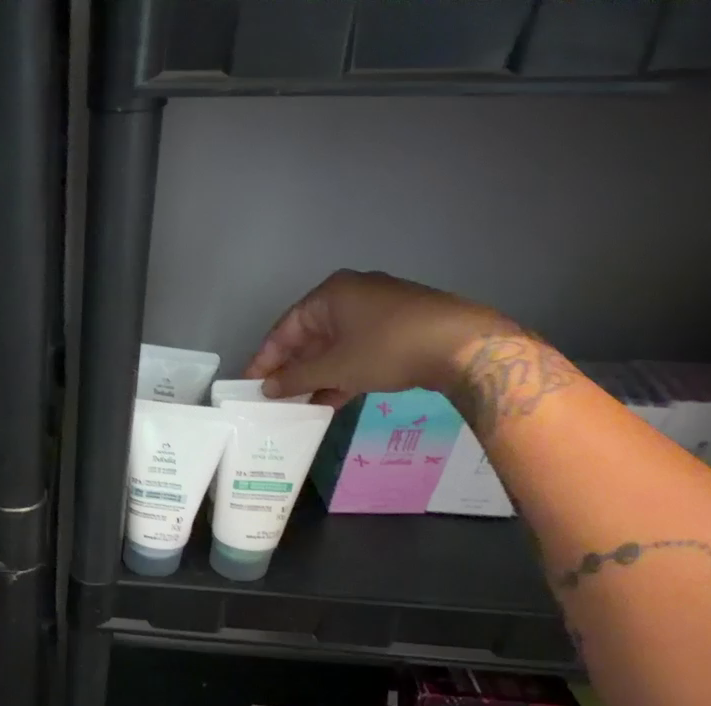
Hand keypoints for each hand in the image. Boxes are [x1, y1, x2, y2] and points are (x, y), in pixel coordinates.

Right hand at [244, 270, 514, 407]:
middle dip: (291, 369)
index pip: (285, 328)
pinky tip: (329, 401)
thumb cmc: (386, 348)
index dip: (265, 358)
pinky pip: (357, 352)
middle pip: (309, 336)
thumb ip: (296, 379)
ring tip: (297, 405)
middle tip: (273, 397)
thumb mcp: (334, 368)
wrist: (461, 345)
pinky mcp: (398, 329)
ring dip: (316, 376)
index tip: (250, 385)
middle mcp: (352, 295)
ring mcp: (378, 312)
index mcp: (331, 294)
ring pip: (334, 347)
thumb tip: (268, 388)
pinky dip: (341, 374)